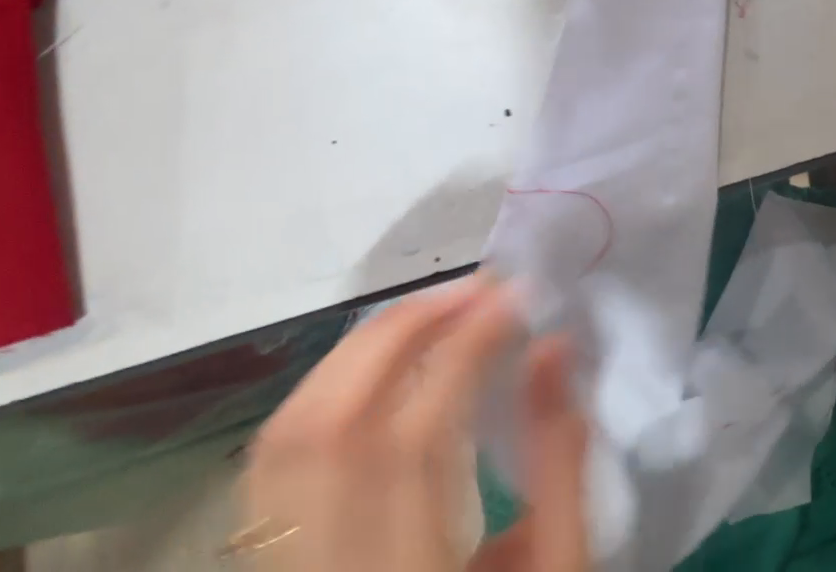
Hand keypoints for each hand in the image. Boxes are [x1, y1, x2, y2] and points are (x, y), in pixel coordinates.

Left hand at [238, 276, 589, 571]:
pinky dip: (326, 391)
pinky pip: (275, 460)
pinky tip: (382, 367)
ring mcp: (285, 571)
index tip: (516, 298)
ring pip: (288, 436)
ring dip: (361, 352)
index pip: (418, 438)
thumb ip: (562, 459)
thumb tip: (553, 347)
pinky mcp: (272, 564)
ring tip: (434, 315)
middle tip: (474, 291)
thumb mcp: (563, 568)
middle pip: (333, 424)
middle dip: (404, 332)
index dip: (465, 350)